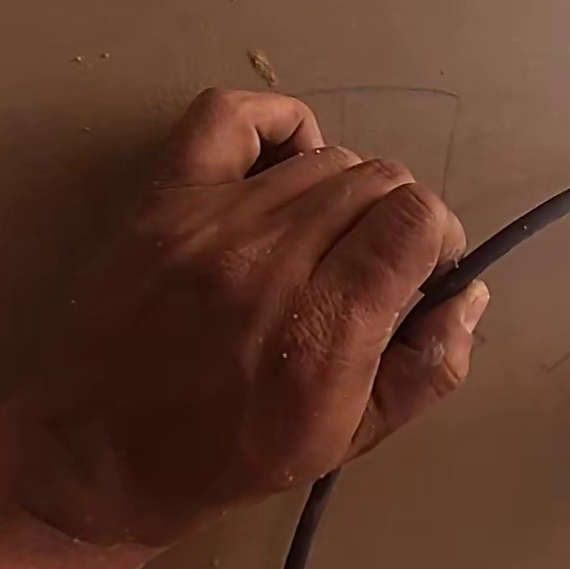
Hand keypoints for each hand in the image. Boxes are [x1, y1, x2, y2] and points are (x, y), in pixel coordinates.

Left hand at [13, 89, 489, 546]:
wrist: (100, 455)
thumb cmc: (241, 454)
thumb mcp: (359, 436)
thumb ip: (433, 366)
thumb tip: (469, 292)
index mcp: (326, 329)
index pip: (416, 218)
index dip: (440, 236)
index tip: (425, 270)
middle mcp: (271, 262)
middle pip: (380, 179)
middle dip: (401, 217)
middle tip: (377, 262)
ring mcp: (210, 221)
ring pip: (328, 155)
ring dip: (351, 191)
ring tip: (331, 235)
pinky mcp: (162, 197)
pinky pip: (235, 113)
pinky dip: (283, 127)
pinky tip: (291, 169)